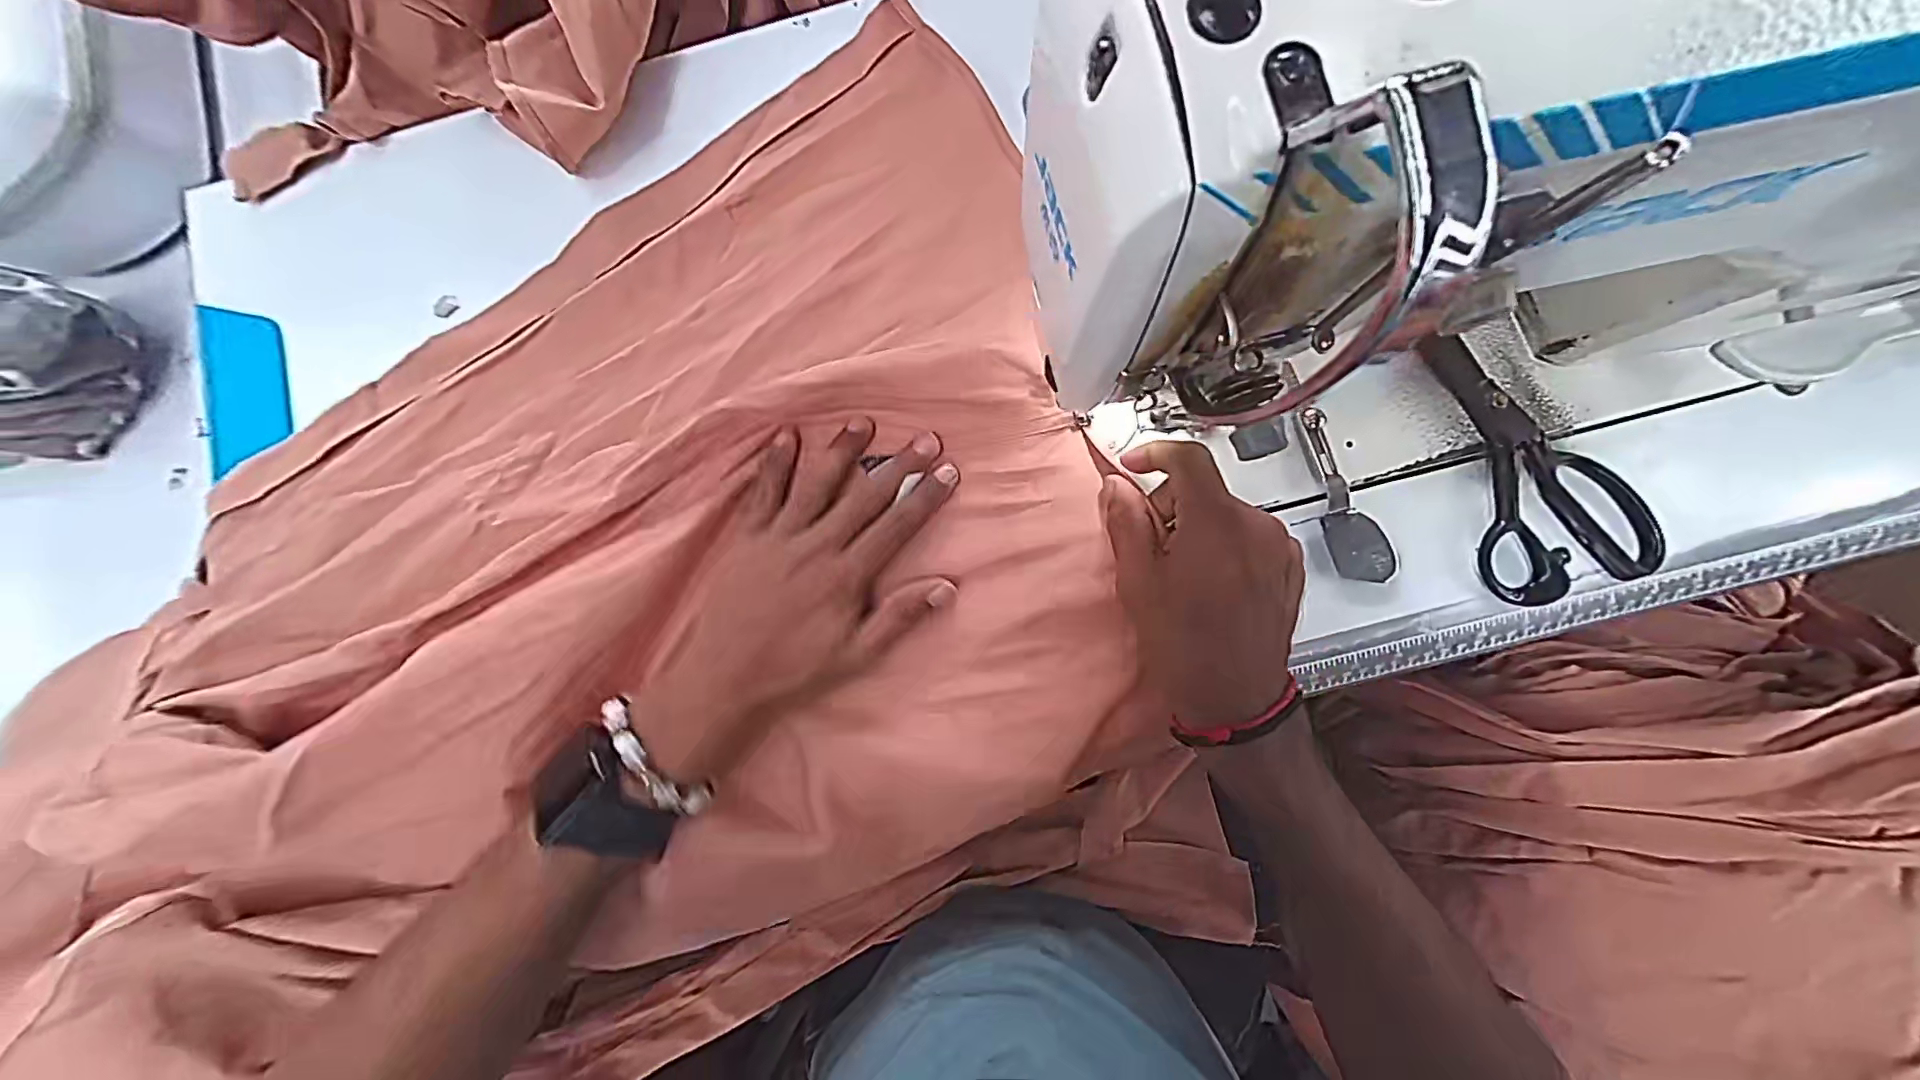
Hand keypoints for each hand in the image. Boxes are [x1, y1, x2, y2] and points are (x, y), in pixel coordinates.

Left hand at [636, 419, 959, 782]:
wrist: (725, 676)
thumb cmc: (795, 668)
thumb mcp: (857, 654)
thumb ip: (900, 617)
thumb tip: (946, 586)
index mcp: (847, 576)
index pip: (896, 526)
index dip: (925, 496)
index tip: (946, 470)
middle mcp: (817, 547)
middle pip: (865, 497)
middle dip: (898, 464)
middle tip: (924, 436)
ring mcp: (780, 538)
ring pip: (817, 484)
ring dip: (842, 451)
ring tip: (862, 423)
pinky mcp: (749, 537)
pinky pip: (765, 492)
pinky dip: (775, 462)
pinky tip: (787, 436)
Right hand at [1101, 440, 1304, 730]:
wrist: (1234, 696)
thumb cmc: (1185, 647)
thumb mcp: (1138, 583)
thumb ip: (1127, 523)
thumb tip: (1118, 487)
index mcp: (1216, 524)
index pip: (1189, 459)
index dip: (1155, 454)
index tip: (1135, 465)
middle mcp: (1256, 526)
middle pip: (1204, 489)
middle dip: (1172, 507)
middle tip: (1153, 549)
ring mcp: (1277, 546)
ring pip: (1225, 512)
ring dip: (1198, 527)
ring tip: (1183, 575)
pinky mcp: (1288, 564)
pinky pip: (1248, 535)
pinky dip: (1224, 545)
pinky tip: (1210, 583)